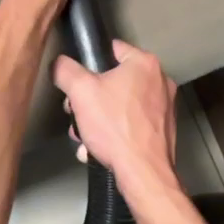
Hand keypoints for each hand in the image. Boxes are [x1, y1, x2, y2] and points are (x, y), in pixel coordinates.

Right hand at [52, 40, 178, 196]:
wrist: (143, 173)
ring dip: (99, 119)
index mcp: (145, 63)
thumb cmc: (114, 126)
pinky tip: (98, 150)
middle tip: (76, 114)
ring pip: (121, 105)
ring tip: (85, 137)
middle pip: (115, 81)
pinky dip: (115, 134)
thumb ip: (65, 70)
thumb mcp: (80, 91)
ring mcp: (165, 108)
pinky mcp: (163, 131)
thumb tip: (59, 64)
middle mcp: (160, 81)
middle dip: (91, 99)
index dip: (90, 63)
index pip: (112, 49)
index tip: (78, 81)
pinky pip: (132, 125)